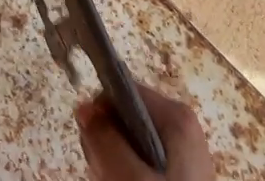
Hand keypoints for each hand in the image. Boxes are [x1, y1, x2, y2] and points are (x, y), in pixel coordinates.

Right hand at [76, 85, 213, 180]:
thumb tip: (83, 107)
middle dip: (108, 147)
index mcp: (176, 117)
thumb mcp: (129, 179)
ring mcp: (181, 151)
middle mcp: (180, 126)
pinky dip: (128, 177)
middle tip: (109, 176)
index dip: (101, 116)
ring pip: (129, 144)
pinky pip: (141, 163)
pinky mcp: (178, 173)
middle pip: (124, 118)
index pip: (121, 91)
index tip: (94, 147)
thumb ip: (104, 140)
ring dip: (115, 166)